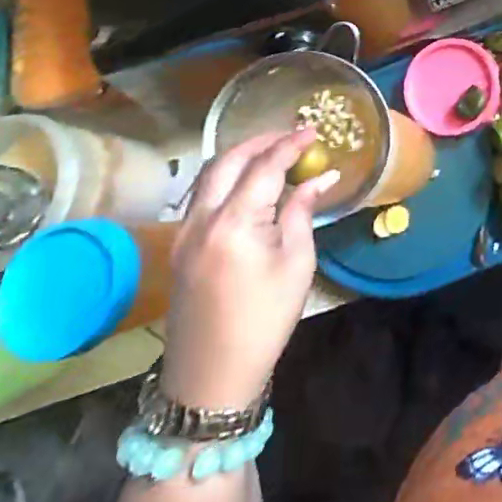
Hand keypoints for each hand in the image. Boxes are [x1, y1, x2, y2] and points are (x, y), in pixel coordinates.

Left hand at [158, 129, 339, 409]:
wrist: (212, 371)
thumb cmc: (265, 317)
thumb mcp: (296, 262)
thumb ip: (301, 212)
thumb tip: (320, 177)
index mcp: (235, 222)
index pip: (264, 167)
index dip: (290, 145)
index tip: (313, 131)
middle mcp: (202, 219)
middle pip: (226, 162)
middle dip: (259, 142)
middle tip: (291, 136)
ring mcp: (184, 232)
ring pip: (208, 176)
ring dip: (240, 157)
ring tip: (272, 153)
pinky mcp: (180, 246)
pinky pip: (202, 196)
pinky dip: (227, 178)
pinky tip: (250, 185)